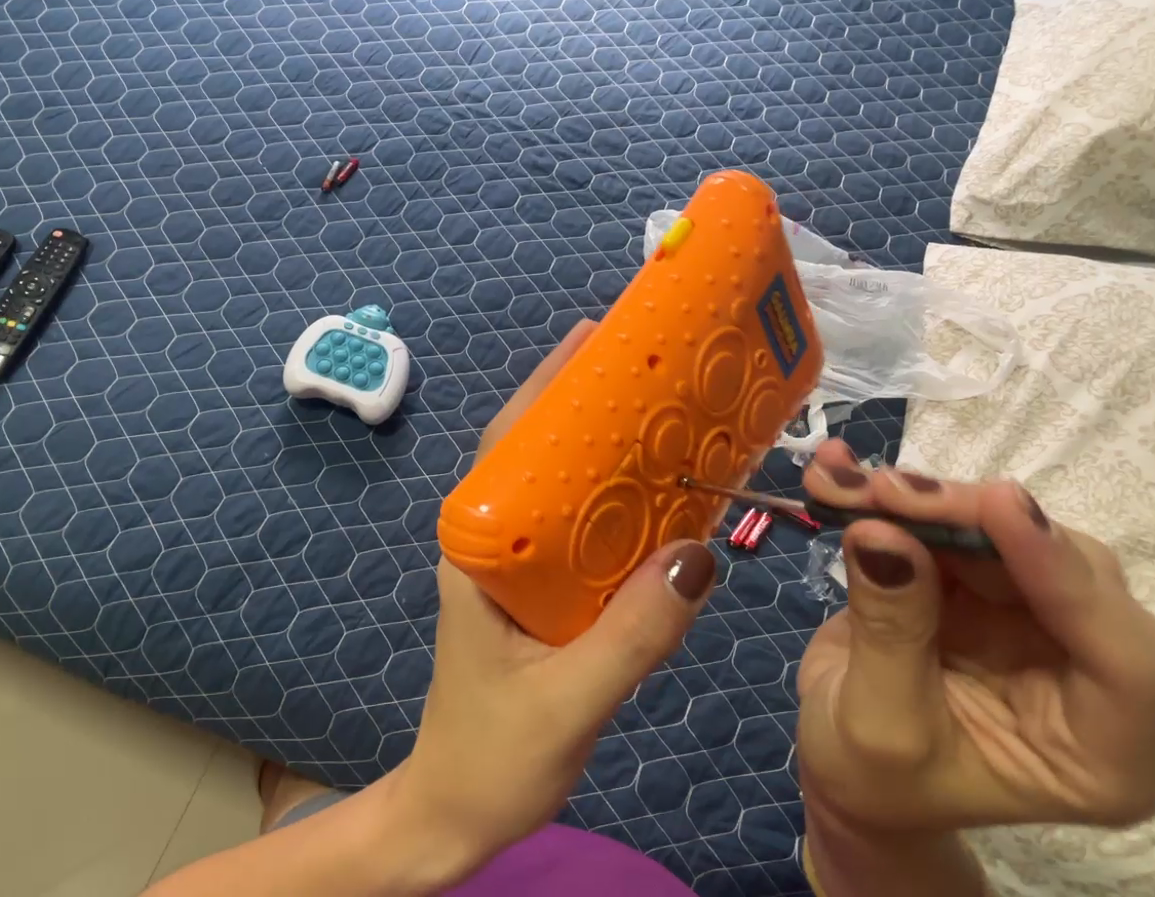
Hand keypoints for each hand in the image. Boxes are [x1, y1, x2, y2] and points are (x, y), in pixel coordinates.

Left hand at [397, 320, 718, 861]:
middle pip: (541, 455)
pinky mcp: (540, 597)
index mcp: (479, 550)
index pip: (510, 446)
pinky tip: (668, 506)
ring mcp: (516, 569)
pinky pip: (585, 537)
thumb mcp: (568, 700)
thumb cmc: (493, 757)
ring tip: (669, 416)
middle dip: (589, 406)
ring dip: (609, 455)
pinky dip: (622, 512)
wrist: (456, 813)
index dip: (549, 388)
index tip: (595, 341)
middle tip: (651, 366)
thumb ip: (632, 633)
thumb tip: (699, 555)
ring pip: (566, 493)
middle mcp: (494, 544)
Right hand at [795, 439, 1154, 836]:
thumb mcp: (878, 723)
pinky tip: (841, 471)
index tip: (997, 505)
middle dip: (968, 522)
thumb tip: (880, 531)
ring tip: (844, 483)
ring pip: (1002, 536)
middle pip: (1059, 573)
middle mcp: (1088, 675)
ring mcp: (1038, 624)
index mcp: (1102, 753)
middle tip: (884, 490)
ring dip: (920, 500)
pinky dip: (895, 499)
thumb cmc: (874, 779)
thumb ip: (890, 630)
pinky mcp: (987, 589)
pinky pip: (952, 528)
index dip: (1064, 573)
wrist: (848, 772)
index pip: (1124, 656)